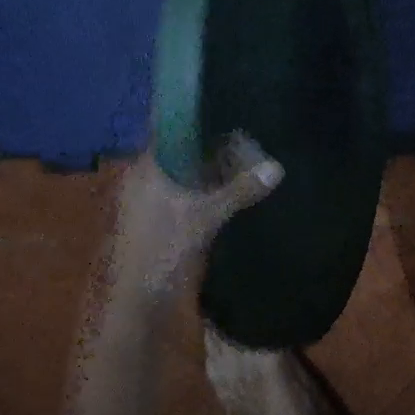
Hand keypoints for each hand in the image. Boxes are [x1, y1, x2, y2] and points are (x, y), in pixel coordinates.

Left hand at [116, 132, 283, 295]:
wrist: (137, 307)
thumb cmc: (162, 252)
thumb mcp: (205, 218)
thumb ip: (240, 191)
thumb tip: (278, 167)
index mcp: (145, 168)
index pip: (171, 127)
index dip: (199, 117)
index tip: (229, 106)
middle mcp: (143, 178)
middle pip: (181, 150)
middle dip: (212, 143)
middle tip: (247, 132)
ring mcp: (148, 201)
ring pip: (184, 172)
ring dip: (210, 167)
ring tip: (246, 155)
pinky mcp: (158, 221)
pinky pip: (185, 192)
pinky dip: (205, 188)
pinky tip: (231, 187)